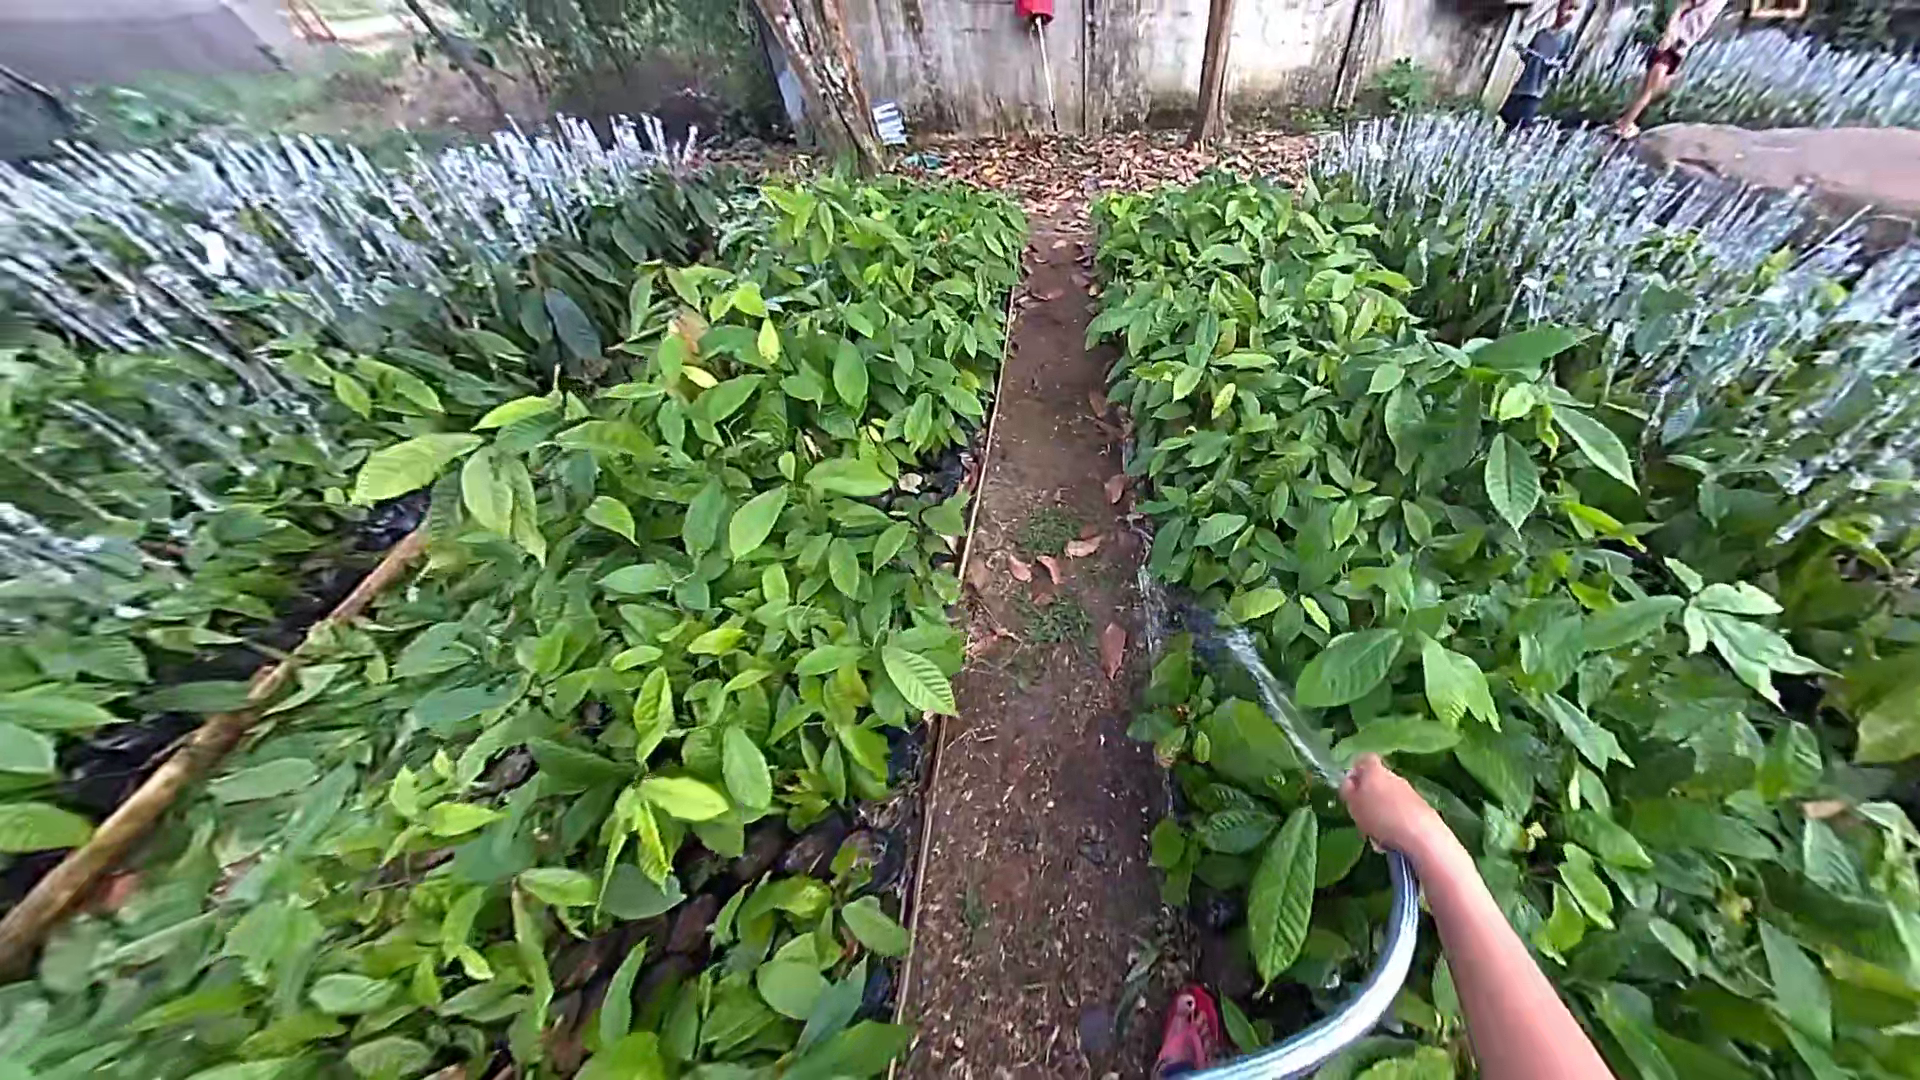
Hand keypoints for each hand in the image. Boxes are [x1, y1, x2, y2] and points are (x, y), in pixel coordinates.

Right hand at [1338, 754, 1454, 862]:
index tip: (1352, 784)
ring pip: (1392, 798)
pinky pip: (1405, 811)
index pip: (1365, 759)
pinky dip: (1398, 821)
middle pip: (1379, 780)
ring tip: (1378, 833)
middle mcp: (1394, 777)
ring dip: (1384, 810)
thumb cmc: (1380, 817)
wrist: (1424, 838)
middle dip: (1370, 794)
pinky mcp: (1425, 810)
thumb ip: (1347, 789)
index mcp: (1375, 771)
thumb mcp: (1352, 803)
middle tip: (1362, 813)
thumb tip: (1350, 781)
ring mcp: (1412, 793)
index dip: (1357, 768)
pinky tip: (1394, 840)